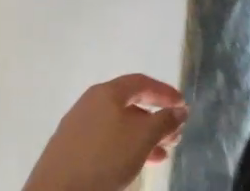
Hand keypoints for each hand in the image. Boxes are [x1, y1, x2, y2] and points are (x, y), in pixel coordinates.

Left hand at [23, 74, 187, 190]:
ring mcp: (75, 130)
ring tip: (160, 156)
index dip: (165, 92)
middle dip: (155, 121)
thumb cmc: (104, 158)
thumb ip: (165, 120)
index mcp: (106, 93)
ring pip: (117, 128)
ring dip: (142, 139)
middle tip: (174, 136)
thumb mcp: (144, 137)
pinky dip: (123, 150)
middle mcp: (88, 105)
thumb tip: (179, 110)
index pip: (142, 83)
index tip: (182, 106)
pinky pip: (103, 144)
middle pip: (130, 107)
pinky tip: (133, 165)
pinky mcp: (67, 154)